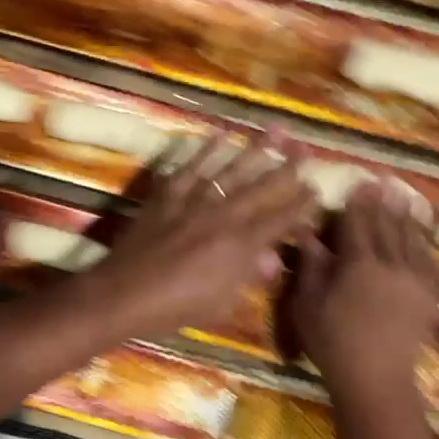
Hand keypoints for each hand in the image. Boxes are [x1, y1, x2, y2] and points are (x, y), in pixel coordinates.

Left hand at [85, 131, 321, 339]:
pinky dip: (204, 150)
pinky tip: (219, 134)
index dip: (301, 206)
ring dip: (256, 147)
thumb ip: (245, 278)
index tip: (318, 191)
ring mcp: (192, 203)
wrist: (120, 296)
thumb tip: (271, 259)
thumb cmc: (170, 310)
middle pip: (263, 187)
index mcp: (240, 246)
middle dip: (288, 167)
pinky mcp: (164, 198)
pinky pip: (188, 168)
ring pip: (231, 169)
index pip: (281, 221)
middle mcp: (222, 217)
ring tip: (277, 128)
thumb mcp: (217, 304)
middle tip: (308, 148)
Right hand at [293, 177, 438, 404]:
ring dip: (406, 214)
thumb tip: (309, 234)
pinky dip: (422, 238)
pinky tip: (419, 232)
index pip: (359, 223)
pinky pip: (427, 255)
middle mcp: (392, 262)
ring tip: (404, 197)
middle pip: (388, 224)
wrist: (375, 376)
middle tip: (382, 182)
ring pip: (412, 236)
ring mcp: (416, 276)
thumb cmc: (331, 342)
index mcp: (359, 264)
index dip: (358, 202)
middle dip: (384, 202)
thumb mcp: (308, 305)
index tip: (359, 182)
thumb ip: (311, 266)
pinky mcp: (430, 292)